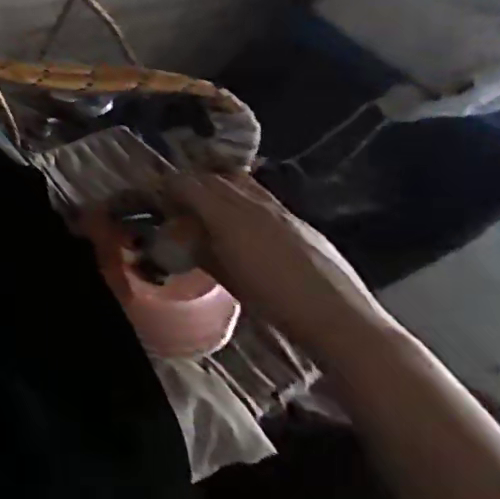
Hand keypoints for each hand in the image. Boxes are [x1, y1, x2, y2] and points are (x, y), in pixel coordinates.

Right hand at [165, 172, 400, 364]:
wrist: (341, 320)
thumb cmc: (275, 303)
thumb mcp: (226, 277)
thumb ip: (202, 249)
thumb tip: (184, 234)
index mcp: (229, 217)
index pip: (189, 184)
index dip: (169, 187)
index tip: (158, 197)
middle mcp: (253, 204)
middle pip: (213, 178)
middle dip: (191, 184)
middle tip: (179, 200)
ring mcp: (282, 211)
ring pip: (241, 182)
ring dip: (219, 186)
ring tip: (210, 205)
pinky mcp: (302, 223)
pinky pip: (264, 198)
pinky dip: (245, 200)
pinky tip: (246, 223)